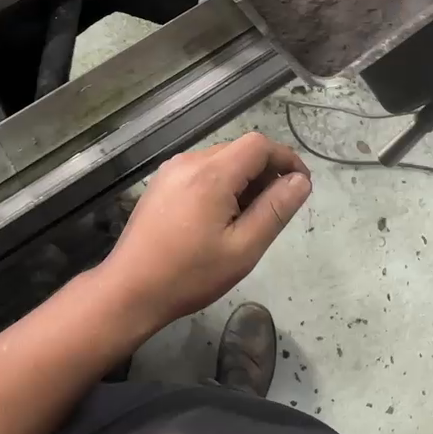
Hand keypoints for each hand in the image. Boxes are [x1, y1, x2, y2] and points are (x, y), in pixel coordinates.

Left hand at [96, 132, 311, 333]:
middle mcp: (189, 161)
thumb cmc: (190, 274)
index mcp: (211, 174)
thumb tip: (301, 181)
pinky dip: (221, 184)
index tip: (302, 185)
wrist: (130, 289)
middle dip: (265, 172)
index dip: (285, 158)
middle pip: (239, 150)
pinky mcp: (161, 183)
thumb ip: (274, 210)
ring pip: (220, 160)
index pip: (258, 145)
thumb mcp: (243, 248)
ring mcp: (171, 170)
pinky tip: (220, 218)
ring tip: (249, 219)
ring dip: (243, 179)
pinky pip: (201, 171)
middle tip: (276, 209)